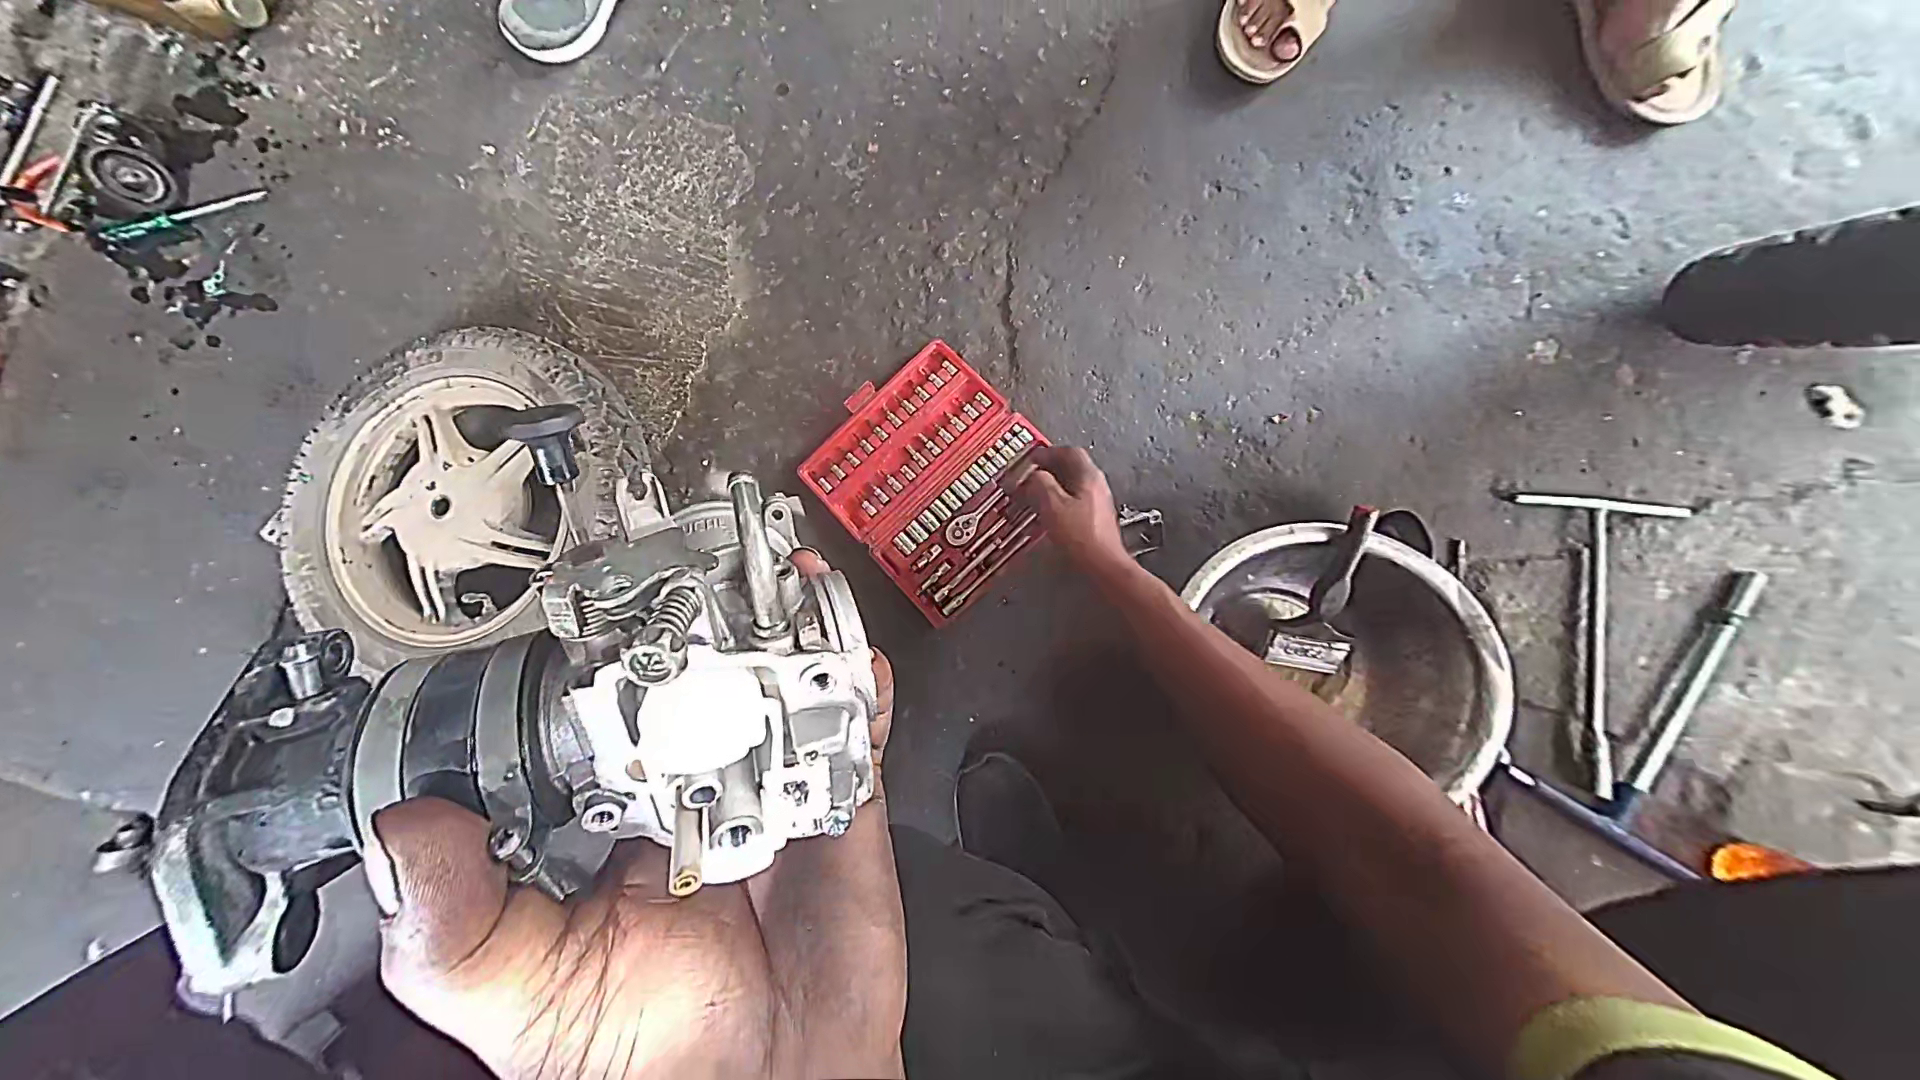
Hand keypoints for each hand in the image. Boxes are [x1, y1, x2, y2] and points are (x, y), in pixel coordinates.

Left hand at [364, 551, 904, 1079]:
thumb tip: (409, 826)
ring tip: (795, 592)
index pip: (630, 713)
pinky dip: (865, 695)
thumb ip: (461, 923)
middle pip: (721, 689)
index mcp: (637, 811)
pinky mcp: (843, 806)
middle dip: (725, 629)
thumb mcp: (526, 992)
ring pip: (793, 699)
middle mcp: (711, 788)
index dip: (629, 658)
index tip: (628, 609)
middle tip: (721, 577)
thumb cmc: (647, 1051)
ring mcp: (781, 791)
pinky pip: (859, 738)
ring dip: (800, 643)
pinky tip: (859, 666)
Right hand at [1003, 445, 1128, 574]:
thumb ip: (1040, 484)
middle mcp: (1097, 486)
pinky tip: (1048, 513)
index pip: (1069, 452)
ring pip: (1072, 485)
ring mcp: (1098, 503)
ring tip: (1035, 493)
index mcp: (1088, 476)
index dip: (1048, 452)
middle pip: (1071, 468)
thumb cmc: (1081, 536)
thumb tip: (1032, 476)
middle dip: (1049, 469)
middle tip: (1031, 474)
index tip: (1032, 458)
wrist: (1102, 564)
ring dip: (1052, 486)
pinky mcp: (1095, 520)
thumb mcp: (1052, 505)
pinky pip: (1074, 502)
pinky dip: (1058, 501)